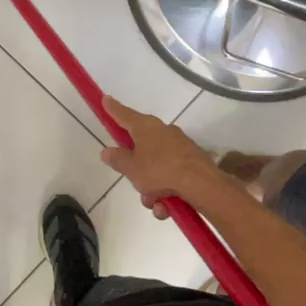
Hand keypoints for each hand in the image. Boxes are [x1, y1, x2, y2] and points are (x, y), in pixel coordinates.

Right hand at [99, 96, 232, 216]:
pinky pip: (171, 176)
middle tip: (134, 183)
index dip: (113, 109)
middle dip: (137, 171)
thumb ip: (117, 159)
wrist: (200, 183)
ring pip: (156, 168)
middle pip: (142, 148)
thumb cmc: (159, 171)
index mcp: (145, 128)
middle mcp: (163, 132)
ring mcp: (179, 146)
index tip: (106, 99)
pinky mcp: (191, 161)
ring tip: (154, 203)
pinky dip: (166, 191)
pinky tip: (167, 207)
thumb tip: (106, 151)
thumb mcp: (131, 168)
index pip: (124, 115)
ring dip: (152, 188)